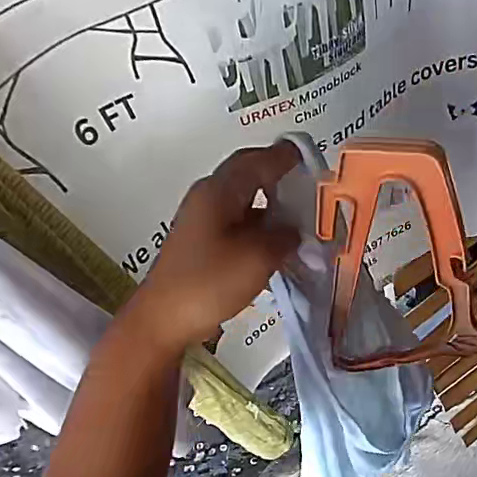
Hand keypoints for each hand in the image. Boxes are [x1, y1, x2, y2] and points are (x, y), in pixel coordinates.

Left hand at [128, 143, 302, 350]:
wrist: (165, 319)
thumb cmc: (210, 282)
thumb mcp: (258, 257)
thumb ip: (285, 237)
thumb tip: (296, 231)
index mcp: (219, 191)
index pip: (256, 161)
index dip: (285, 157)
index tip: (310, 157)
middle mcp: (209, 199)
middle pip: (249, 178)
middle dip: (281, 181)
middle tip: (311, 191)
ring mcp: (203, 222)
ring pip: (245, 204)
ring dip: (273, 209)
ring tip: (303, 223)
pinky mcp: (203, 245)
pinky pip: (239, 226)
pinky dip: (262, 230)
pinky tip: (280, 248)